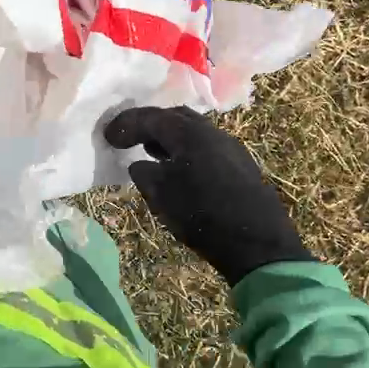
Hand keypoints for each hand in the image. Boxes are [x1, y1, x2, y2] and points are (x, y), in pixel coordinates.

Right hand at [105, 106, 312, 285]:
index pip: (148, 117)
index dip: (124, 126)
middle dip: (149, 125)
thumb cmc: (202, 216)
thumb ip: (143, 171)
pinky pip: (207, 147)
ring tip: (153, 153)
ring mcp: (231, 148)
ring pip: (193, 132)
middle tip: (131, 138)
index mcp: (187, 132)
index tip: (108, 137)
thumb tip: (142, 164)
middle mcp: (211, 132)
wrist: (261, 250)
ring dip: (170, 139)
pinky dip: (188, 151)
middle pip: (173, 117)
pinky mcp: (243, 167)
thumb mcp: (159, 194)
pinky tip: (181, 169)